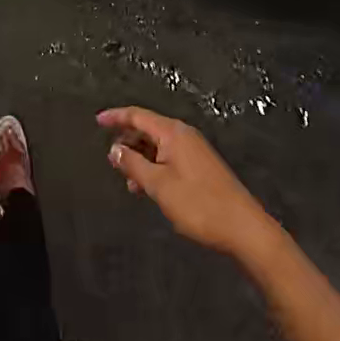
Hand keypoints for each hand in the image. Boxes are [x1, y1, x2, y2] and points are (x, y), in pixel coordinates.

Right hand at [97, 106, 279, 258]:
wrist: (241, 225)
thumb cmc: (198, 203)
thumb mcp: (159, 185)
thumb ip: (134, 165)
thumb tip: (114, 149)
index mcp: (173, 133)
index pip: (139, 115)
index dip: (117, 116)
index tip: (98, 120)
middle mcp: (184, 135)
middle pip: (149, 128)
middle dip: (127, 140)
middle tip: (110, 157)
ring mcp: (194, 150)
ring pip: (158, 145)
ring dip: (140, 157)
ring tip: (125, 178)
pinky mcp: (200, 165)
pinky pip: (169, 157)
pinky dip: (153, 166)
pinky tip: (146, 187)